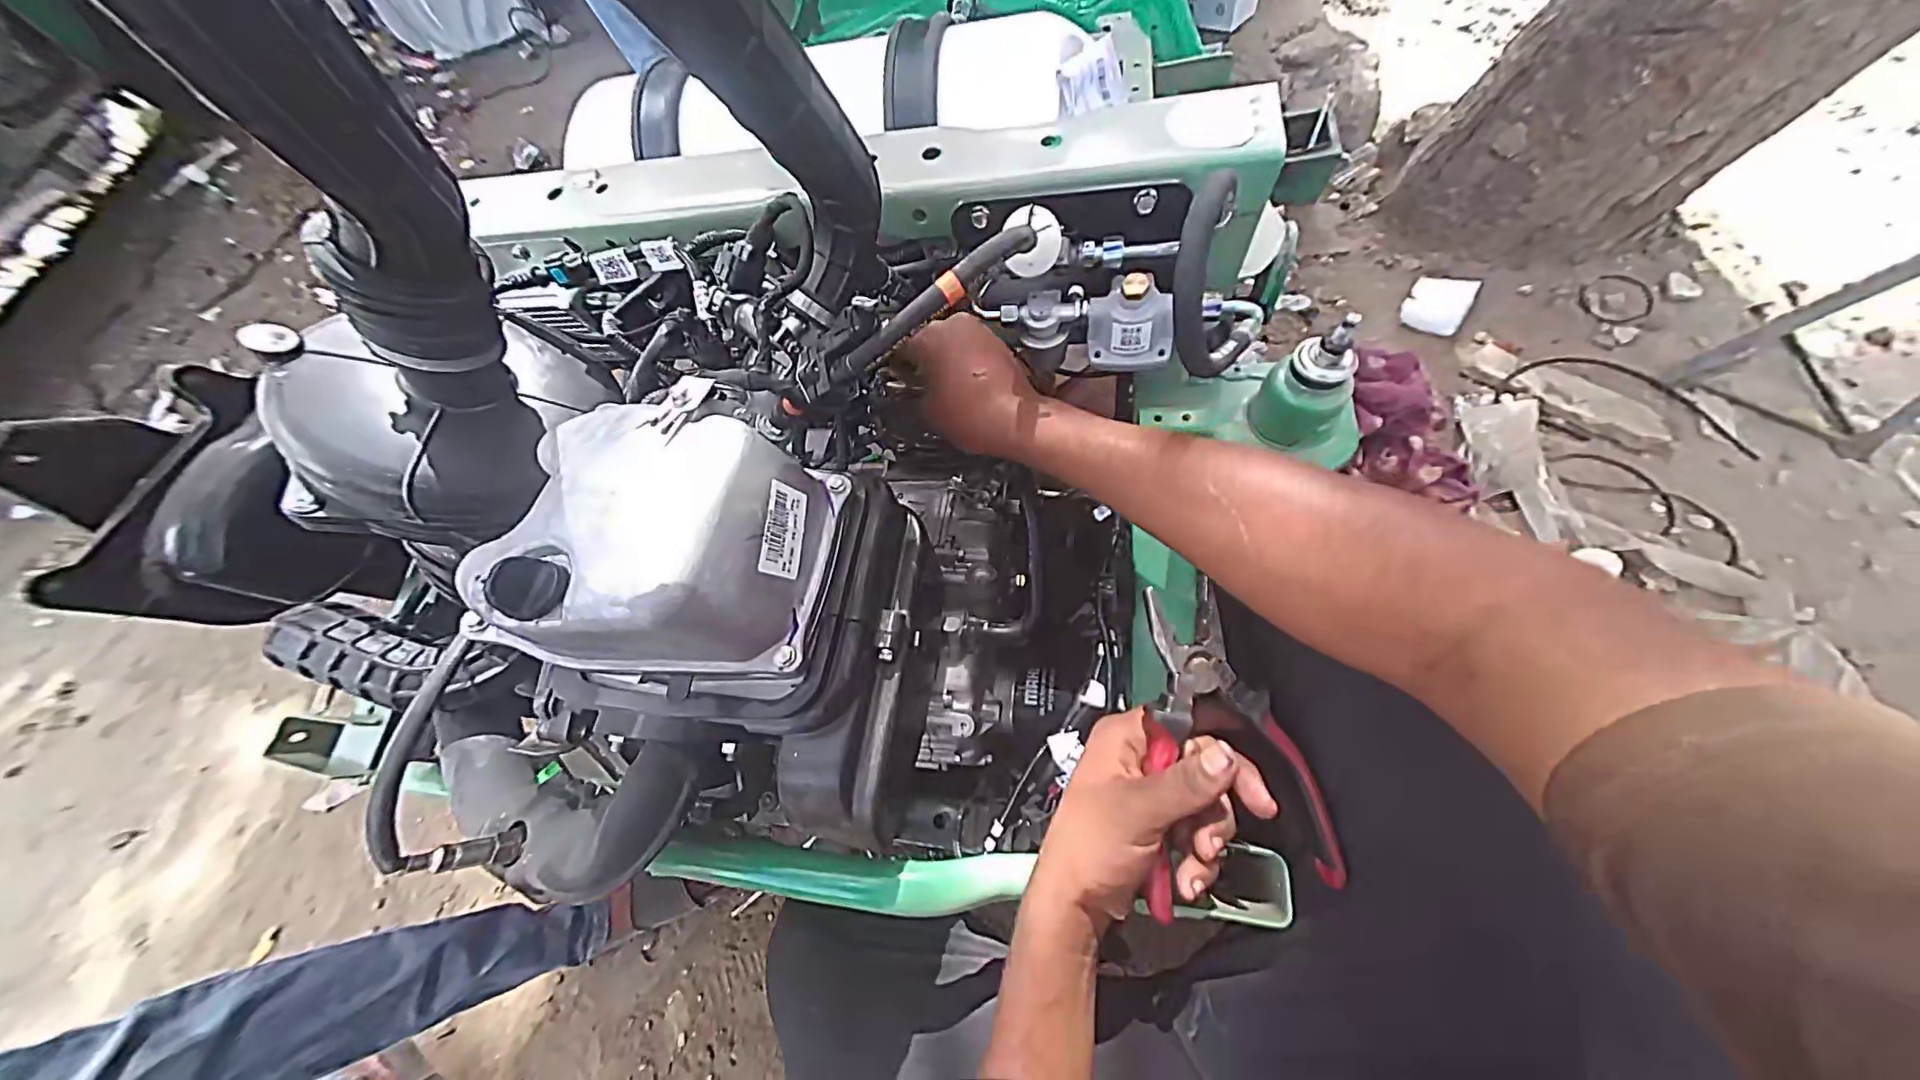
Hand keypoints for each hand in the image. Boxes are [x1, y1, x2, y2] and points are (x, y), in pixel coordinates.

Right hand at [894, 315, 1056, 458]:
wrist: (1016, 421)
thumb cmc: (979, 415)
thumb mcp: (928, 410)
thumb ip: (910, 394)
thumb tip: (908, 391)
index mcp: (929, 336)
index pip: (899, 345)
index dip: (893, 365)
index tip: (893, 375)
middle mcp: (955, 325)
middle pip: (926, 338)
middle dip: (921, 360)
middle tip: (919, 384)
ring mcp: (979, 330)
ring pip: (950, 341)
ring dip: (944, 359)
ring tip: (944, 386)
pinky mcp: (997, 340)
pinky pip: (970, 347)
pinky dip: (964, 362)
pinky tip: (964, 384)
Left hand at [1026, 709, 1278, 929]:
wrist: (1074, 906)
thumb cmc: (1089, 847)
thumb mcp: (1140, 810)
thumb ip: (1186, 783)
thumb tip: (1224, 755)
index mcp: (1124, 738)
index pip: (1186, 725)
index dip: (1219, 754)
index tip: (1248, 789)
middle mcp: (1137, 759)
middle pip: (1204, 768)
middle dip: (1213, 813)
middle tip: (1211, 843)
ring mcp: (1148, 794)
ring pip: (1204, 805)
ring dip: (1206, 842)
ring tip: (1192, 870)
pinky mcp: (1157, 826)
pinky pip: (1195, 832)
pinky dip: (1196, 859)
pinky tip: (1186, 882)